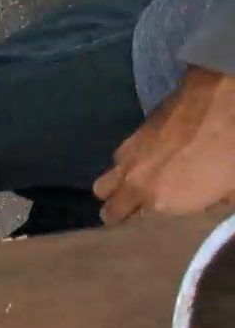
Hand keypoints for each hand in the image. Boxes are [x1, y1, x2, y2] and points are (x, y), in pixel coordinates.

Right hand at [95, 67, 234, 223]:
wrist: (223, 98)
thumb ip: (223, 203)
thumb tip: (214, 206)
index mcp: (163, 204)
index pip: (140, 228)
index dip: (151, 229)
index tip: (163, 227)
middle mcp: (134, 188)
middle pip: (109, 212)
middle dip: (120, 216)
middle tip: (138, 214)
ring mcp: (126, 164)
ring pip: (103, 188)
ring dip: (116, 192)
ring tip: (137, 188)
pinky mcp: (129, 142)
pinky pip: (117, 163)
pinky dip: (126, 167)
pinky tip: (149, 160)